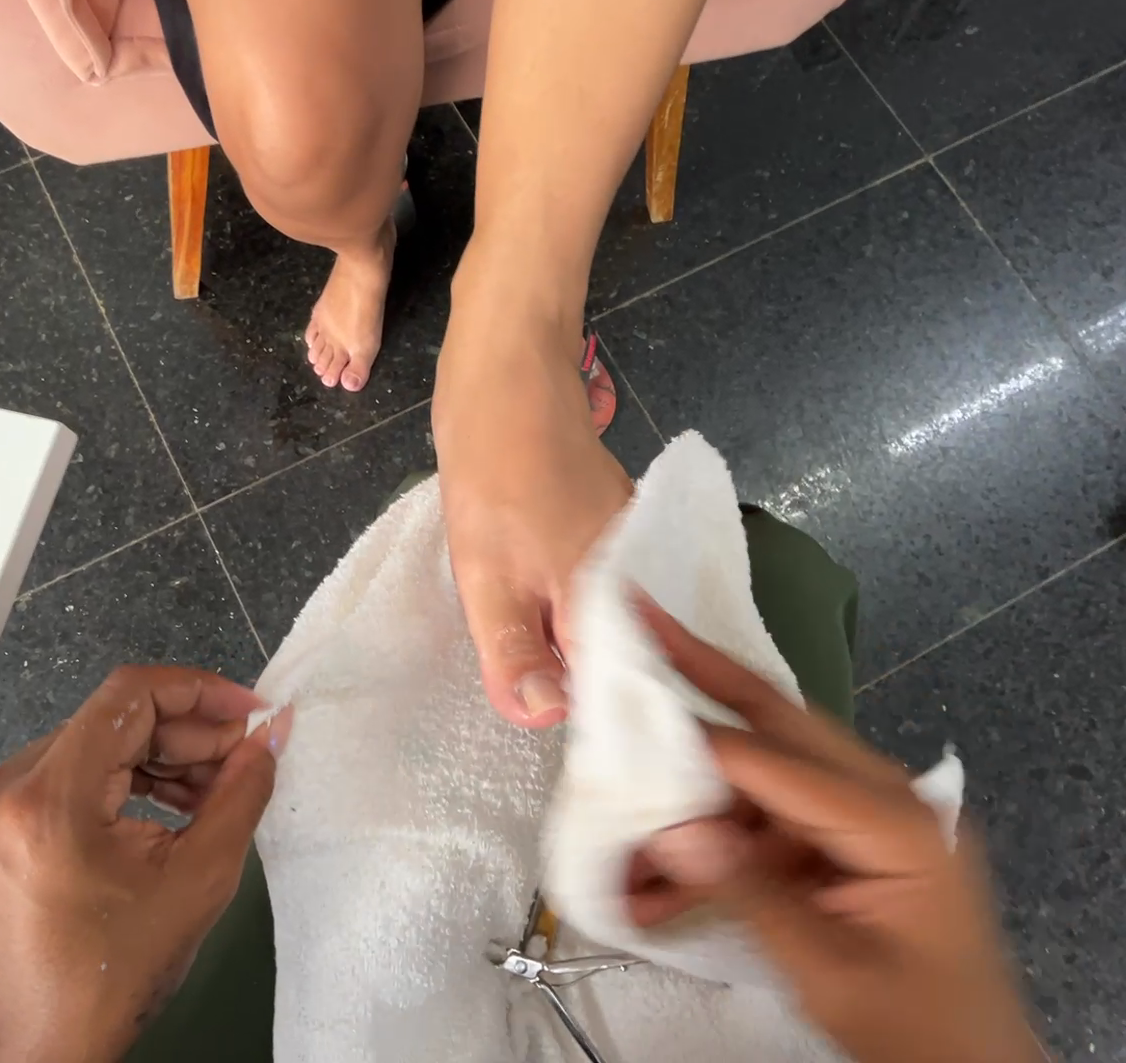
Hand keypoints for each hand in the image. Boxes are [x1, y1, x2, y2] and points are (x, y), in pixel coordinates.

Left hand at [0, 666, 290, 1062]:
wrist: (44, 1038)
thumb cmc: (121, 969)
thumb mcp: (202, 875)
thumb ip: (244, 788)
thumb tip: (275, 728)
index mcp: (49, 801)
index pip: (129, 696)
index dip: (200, 690)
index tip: (250, 709)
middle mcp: (9, 784)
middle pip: (119, 717)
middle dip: (192, 731)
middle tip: (246, 752)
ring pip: (106, 737)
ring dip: (170, 753)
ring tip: (220, 784)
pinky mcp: (4, 808)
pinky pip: (86, 764)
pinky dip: (138, 773)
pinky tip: (182, 798)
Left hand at [433, 270, 631, 728]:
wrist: (507, 375)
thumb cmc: (494, 472)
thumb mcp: (488, 571)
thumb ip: (515, 647)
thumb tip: (541, 721)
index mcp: (614, 600)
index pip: (621, 691)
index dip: (591, 724)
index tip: (563, 750)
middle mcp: (637, 581)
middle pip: (614, 657)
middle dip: (573, 689)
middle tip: (529, 710)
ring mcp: (625, 550)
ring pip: (598, 622)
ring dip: (563, 647)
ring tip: (526, 676)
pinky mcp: (606, 527)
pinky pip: (589, 587)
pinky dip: (561, 608)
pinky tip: (533, 618)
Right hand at [630, 602, 1046, 1062]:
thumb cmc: (922, 1031)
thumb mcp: (830, 972)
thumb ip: (749, 893)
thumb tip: (673, 831)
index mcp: (895, 822)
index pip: (775, 763)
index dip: (695, 741)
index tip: (626, 717)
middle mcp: (878, 795)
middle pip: (775, 716)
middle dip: (702, 668)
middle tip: (646, 618)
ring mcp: (854, 812)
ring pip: (755, 759)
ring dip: (690, 762)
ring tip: (629, 731)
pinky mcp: (832, 836)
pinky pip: (758, 812)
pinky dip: (707, 826)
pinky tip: (658, 864)